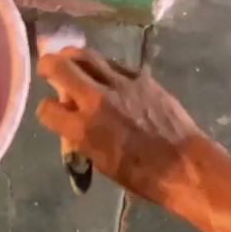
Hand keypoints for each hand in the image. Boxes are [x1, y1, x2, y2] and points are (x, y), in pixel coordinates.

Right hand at [35, 49, 214, 214]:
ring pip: (87, 56)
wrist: (184, 164)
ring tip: (70, 59)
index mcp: (85, 128)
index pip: (48, 109)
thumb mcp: (102, 163)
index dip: (46, 110)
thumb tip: (73, 120)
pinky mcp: (140, 77)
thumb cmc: (142, 176)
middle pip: (60, 67)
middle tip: (46, 66)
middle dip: (48, 64)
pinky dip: (103, 67)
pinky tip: (105, 74)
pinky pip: (114, 64)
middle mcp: (97, 99)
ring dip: (74, 57)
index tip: (51, 111)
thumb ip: (82, 137)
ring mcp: (120, 83)